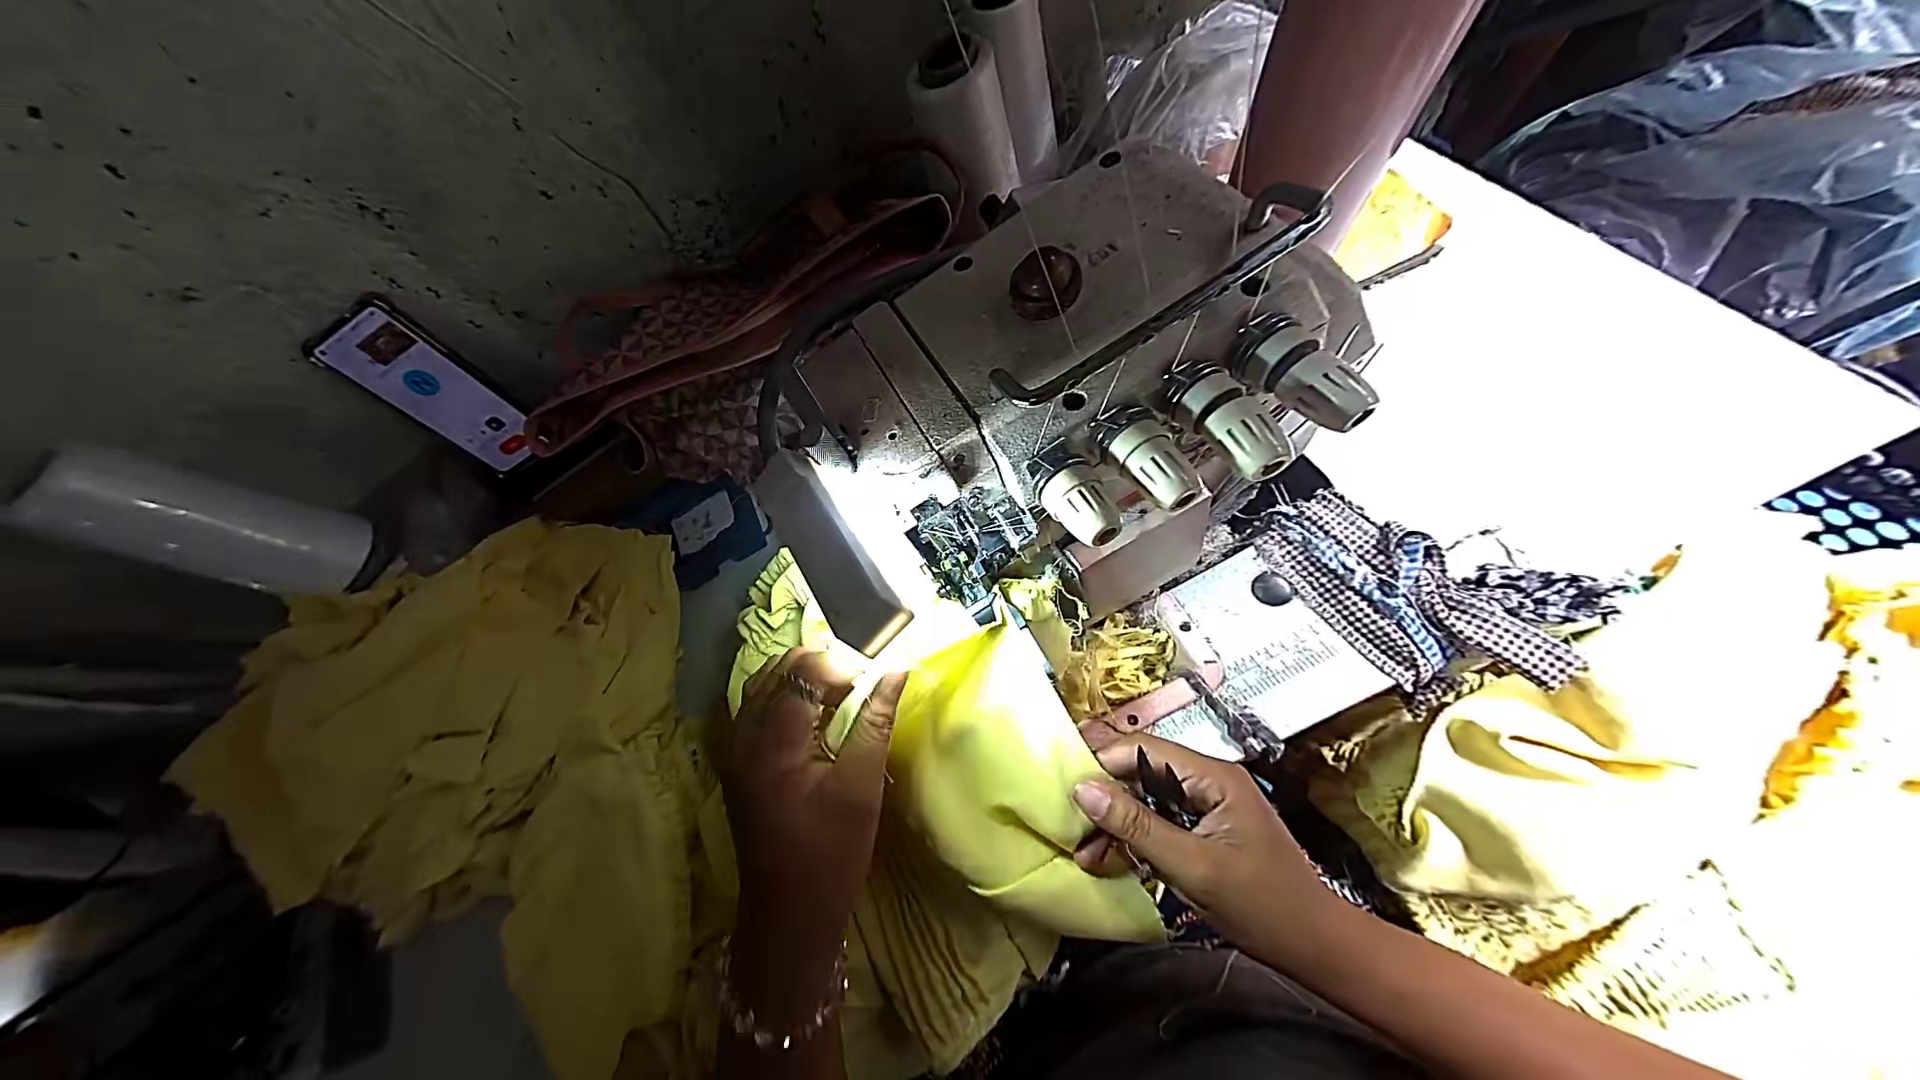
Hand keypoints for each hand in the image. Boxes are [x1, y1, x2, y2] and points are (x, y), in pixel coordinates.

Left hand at [721, 647, 905, 984]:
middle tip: (860, 690)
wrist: (789, 911)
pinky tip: (814, 717)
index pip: (802, 671)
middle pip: (779, 669)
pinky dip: (787, 697)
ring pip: (765, 683)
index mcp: (772, 743)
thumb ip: (876, 722)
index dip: (841, 668)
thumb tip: (896, 671)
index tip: (871, 690)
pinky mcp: (738, 761)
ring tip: (841, 698)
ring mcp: (735, 749)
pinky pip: (757, 707)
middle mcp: (744, 737)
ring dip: (805, 679)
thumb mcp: (862, 786)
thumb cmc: (832, 853)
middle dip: (824, 667)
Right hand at [1072, 734, 1332, 958]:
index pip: (1142, 750)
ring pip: (1144, 799)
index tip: (1064, 786)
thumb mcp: (1193, 866)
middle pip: (1140, 772)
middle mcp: (1206, 779)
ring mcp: (1205, 804)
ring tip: (1083, 849)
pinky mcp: (1202, 828)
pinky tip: (1107, 859)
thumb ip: (1136, 825)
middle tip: (1070, 822)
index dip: (1101, 763)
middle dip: (1104, 796)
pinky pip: (1157, 821)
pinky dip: (1133, 839)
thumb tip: (1082, 789)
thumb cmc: (1264, 906)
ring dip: (1115, 823)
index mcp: (1211, 775)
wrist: (1319, 948)